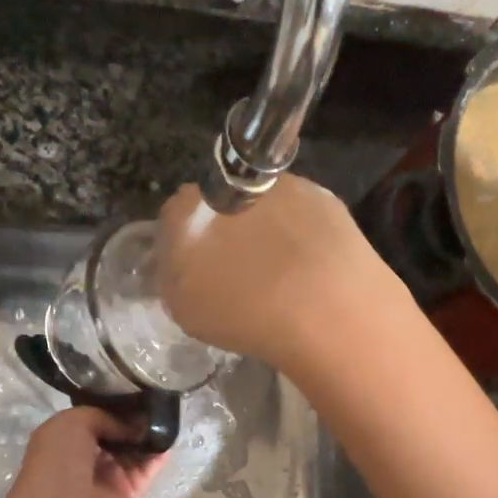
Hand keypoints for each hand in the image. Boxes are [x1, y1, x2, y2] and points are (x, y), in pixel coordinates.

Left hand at [0, 407, 166, 497]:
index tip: (139, 394)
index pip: (98, 418)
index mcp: (69, 437)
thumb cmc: (58, 461)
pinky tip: (170, 441)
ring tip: (168, 420)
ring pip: (134, 452)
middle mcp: (89, 455)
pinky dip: (158, 458)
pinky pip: (146, 472)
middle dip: (136, 421)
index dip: (116, 407)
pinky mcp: (128, 494)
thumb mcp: (72, 422)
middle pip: (119, 435)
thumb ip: (104, 416)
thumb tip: (132, 425)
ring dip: (149, 437)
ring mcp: (109, 476)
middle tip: (158, 404)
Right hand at [155, 175, 409, 367]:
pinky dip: (302, 239)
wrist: (325, 307)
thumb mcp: (185, 310)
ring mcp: (281, 187)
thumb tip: (178, 263)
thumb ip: (172, 278)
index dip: (184, 244)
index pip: (174, 218)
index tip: (198, 271)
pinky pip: (302, 218)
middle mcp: (231, 185)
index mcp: (188, 209)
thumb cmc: (243, 313)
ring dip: (266, 233)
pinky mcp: (324, 198)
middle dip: (226, 234)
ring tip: (281, 278)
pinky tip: (310, 273)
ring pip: (264, 209)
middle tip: (239, 275)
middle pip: (220, 207)